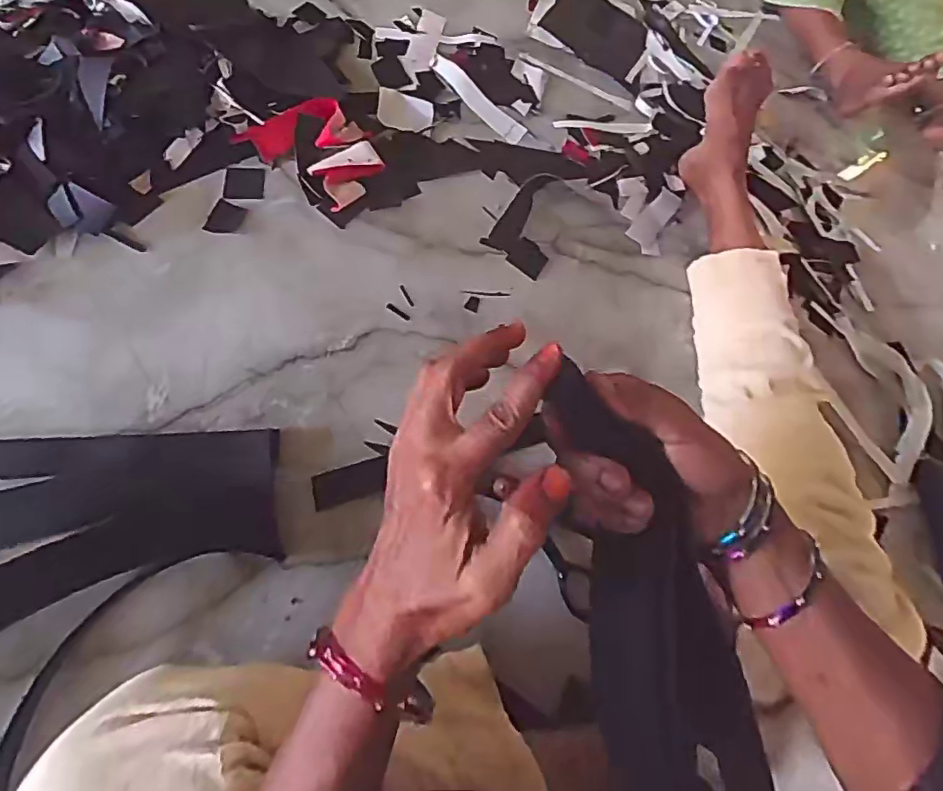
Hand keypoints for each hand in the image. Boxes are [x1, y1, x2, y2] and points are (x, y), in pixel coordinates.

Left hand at [333, 324, 570, 680]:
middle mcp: (419, 451)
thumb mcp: (491, 578)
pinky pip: (422, 395)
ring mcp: (404, 447)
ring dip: (464, 355)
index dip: (530, 381)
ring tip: (501, 347)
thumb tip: (558, 474)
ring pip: (427, 380)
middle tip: (517, 332)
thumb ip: (526, 525)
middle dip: (482, 346)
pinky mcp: (401, 451)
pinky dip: (449, 374)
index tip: (552, 354)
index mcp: (446, 478)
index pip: (497, 417)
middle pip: (445, 377)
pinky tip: (474, 378)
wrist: (384, 610)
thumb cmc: (439, 596)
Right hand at [545, 372, 752, 545]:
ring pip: (575, 485)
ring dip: (609, 501)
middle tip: (625, 483)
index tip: (593, 451)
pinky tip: (640, 519)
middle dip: (595, 474)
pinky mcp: (607, 506)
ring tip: (644, 506)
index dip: (572, 429)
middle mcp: (609, 437)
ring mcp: (607, 472)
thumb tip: (596, 382)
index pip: (574, 407)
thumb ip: (642, 404)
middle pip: (568, 451)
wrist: (732, 526)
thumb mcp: (684, 429)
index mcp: (624, 409)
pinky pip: (587, 514)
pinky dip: (614, 519)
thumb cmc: (715, 468)